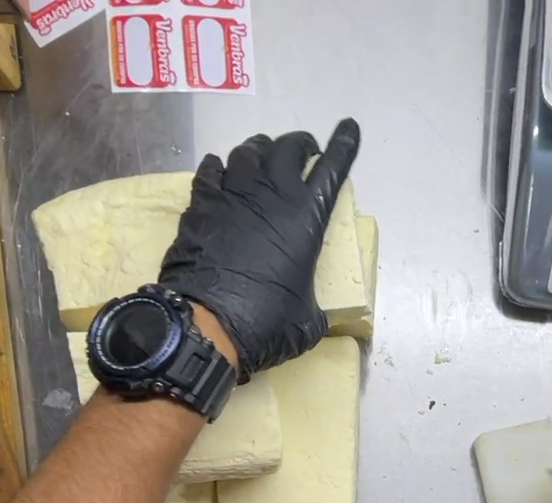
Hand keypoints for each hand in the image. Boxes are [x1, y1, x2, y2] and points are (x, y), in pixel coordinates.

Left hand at [159, 119, 360, 378]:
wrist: (208, 324)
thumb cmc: (267, 324)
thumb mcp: (308, 319)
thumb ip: (313, 302)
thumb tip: (313, 312)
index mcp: (306, 219)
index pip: (331, 170)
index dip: (343, 146)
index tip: (349, 127)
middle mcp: (272, 195)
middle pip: (288, 147)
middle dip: (299, 145)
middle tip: (302, 154)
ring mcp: (233, 194)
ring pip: (249, 150)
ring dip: (260, 151)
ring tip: (263, 162)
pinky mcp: (201, 203)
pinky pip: (212, 168)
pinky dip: (222, 168)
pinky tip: (223, 176)